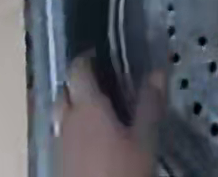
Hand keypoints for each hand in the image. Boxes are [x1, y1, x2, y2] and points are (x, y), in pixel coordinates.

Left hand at [55, 56, 163, 176]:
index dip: (87, 57)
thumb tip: (158, 70)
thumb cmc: (121, 175)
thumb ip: (149, 104)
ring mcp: (61, 145)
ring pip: (62, 114)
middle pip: (65, 90)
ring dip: (75, 107)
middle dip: (79, 82)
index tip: (101, 53)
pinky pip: (64, 137)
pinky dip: (75, 131)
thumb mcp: (144, 142)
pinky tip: (94, 143)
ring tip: (99, 112)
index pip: (78, 68)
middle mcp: (68, 120)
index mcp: (87, 106)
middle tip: (102, 82)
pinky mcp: (59, 166)